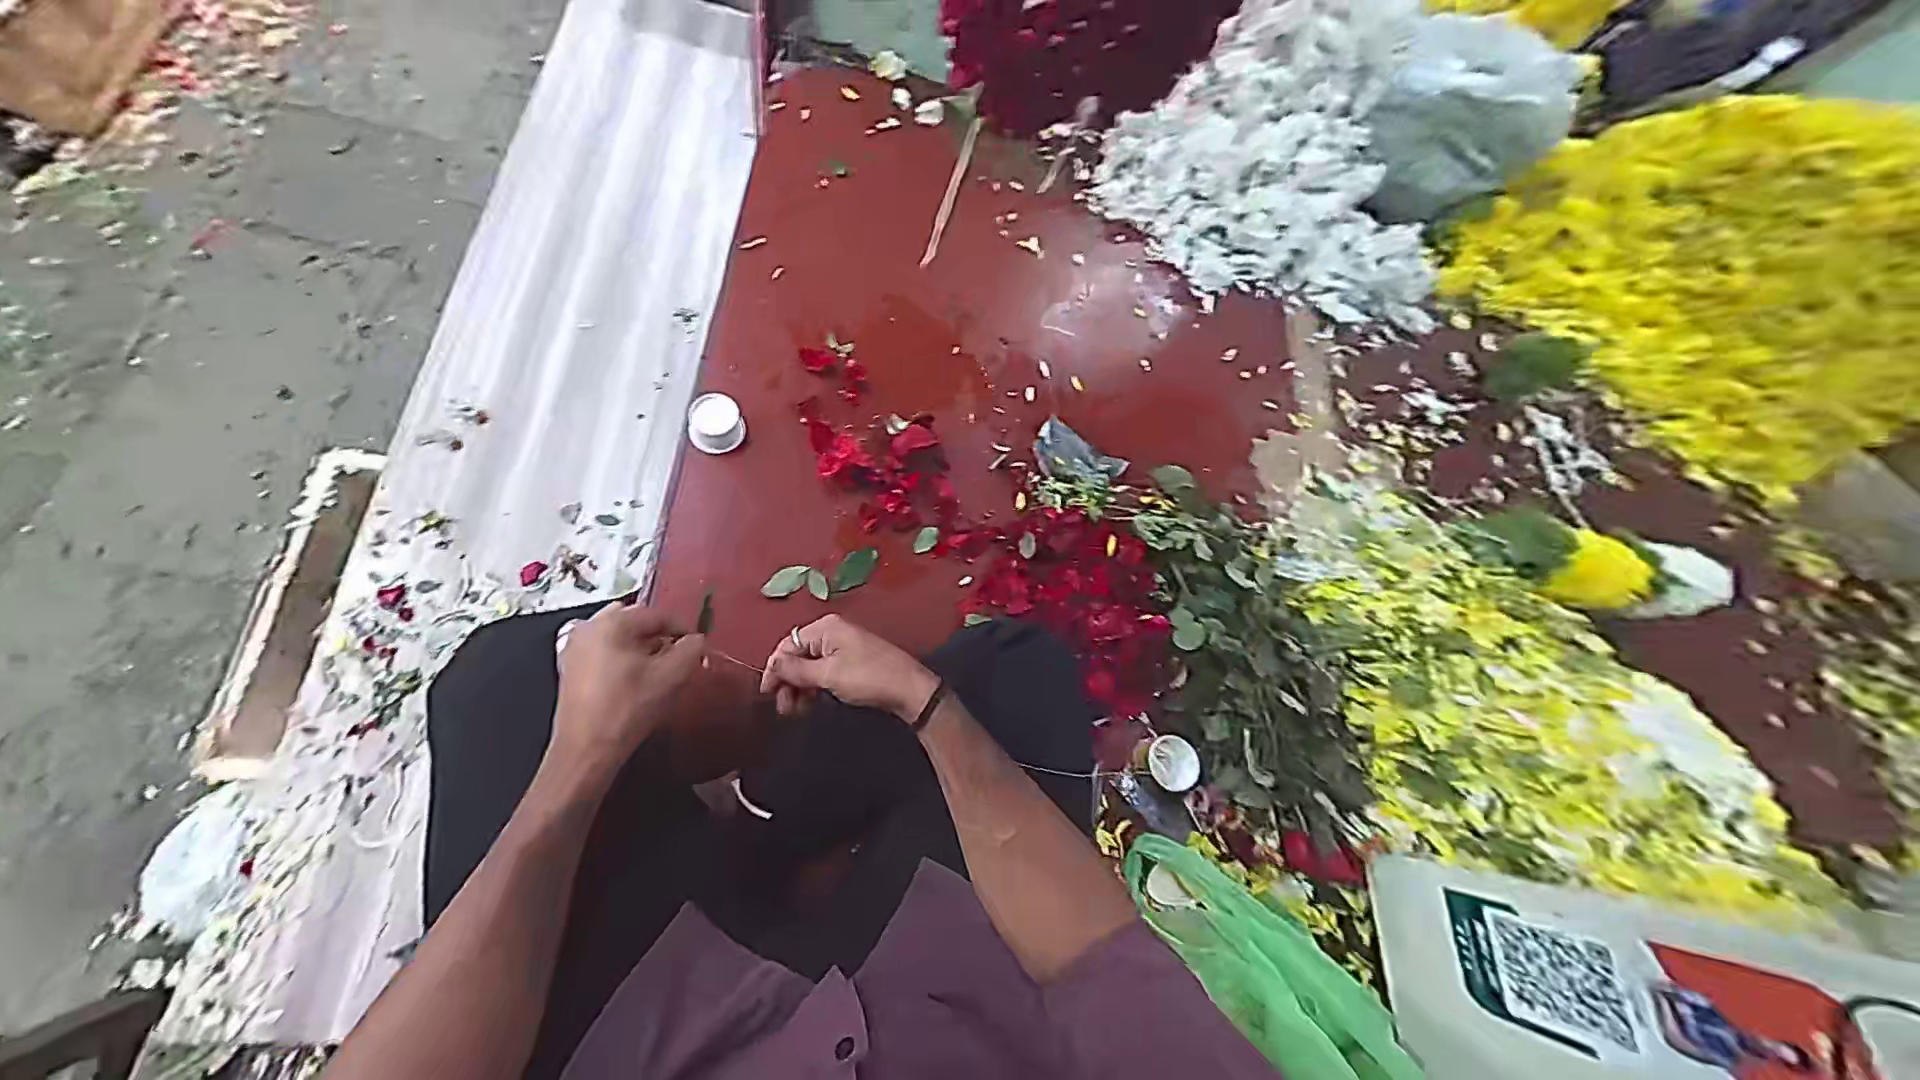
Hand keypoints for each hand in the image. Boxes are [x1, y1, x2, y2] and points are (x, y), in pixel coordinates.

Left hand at [551, 602, 703, 768]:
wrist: (586, 750)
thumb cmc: (629, 708)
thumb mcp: (672, 676)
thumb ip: (692, 649)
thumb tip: (696, 640)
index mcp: (612, 623)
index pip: (658, 614)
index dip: (683, 629)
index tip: (696, 647)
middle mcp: (588, 627)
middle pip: (636, 621)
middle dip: (659, 635)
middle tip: (676, 656)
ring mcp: (574, 648)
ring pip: (620, 636)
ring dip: (641, 646)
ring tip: (657, 669)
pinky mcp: (570, 669)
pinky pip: (605, 650)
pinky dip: (623, 657)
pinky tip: (634, 680)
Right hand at [760, 614, 938, 721]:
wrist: (908, 688)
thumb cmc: (867, 678)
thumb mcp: (828, 675)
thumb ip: (796, 670)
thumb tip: (772, 664)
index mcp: (825, 627)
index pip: (788, 645)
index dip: (774, 669)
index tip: (766, 694)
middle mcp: (832, 631)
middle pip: (797, 655)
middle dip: (787, 681)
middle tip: (784, 708)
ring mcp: (843, 645)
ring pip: (810, 666)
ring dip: (799, 687)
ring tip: (797, 710)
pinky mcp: (851, 660)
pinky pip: (823, 671)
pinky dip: (814, 686)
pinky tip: (811, 703)